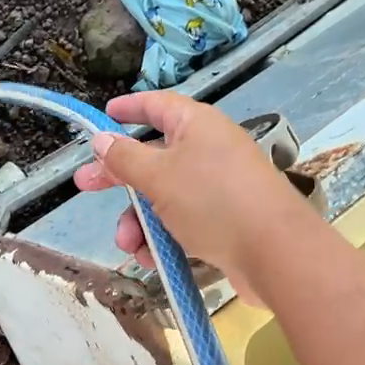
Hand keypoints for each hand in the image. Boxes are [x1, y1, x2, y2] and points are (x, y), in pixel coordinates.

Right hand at [74, 91, 304, 297]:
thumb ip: (124, 158)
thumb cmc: (213, 200)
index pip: (157, 105)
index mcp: (196, 124)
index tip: (105, 115)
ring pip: (166, 194)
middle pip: (154, 154)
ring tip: (127, 244)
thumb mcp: (157, 176)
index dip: (129, 108)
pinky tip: (150, 259)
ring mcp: (221, 186)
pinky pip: (186, 220)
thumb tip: (102, 139)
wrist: (279, 256)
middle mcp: (209, 149)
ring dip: (140, 217)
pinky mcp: (229, 221)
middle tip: (85, 185)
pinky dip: (165, 236)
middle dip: (119, 175)